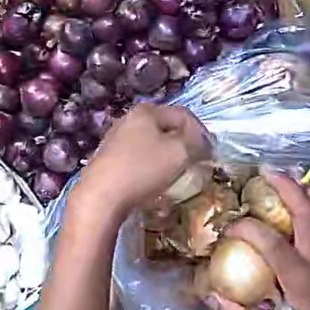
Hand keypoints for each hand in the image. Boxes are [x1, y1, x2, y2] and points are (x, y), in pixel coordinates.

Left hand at [68, 104, 209, 219]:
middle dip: (183, 144)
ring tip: (176, 173)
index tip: (210, 153)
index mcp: (146, 111)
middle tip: (195, 162)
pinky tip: (153, 181)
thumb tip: (201, 140)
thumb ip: (195, 141)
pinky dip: (150, 166)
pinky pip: (138, 158)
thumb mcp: (178, 152)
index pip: (183, 115)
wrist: (100, 197)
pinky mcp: (108, 160)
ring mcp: (115, 139)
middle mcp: (128, 119)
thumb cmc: (142, 169)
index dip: (201, 132)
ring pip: (151, 143)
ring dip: (167, 156)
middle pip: (165, 128)